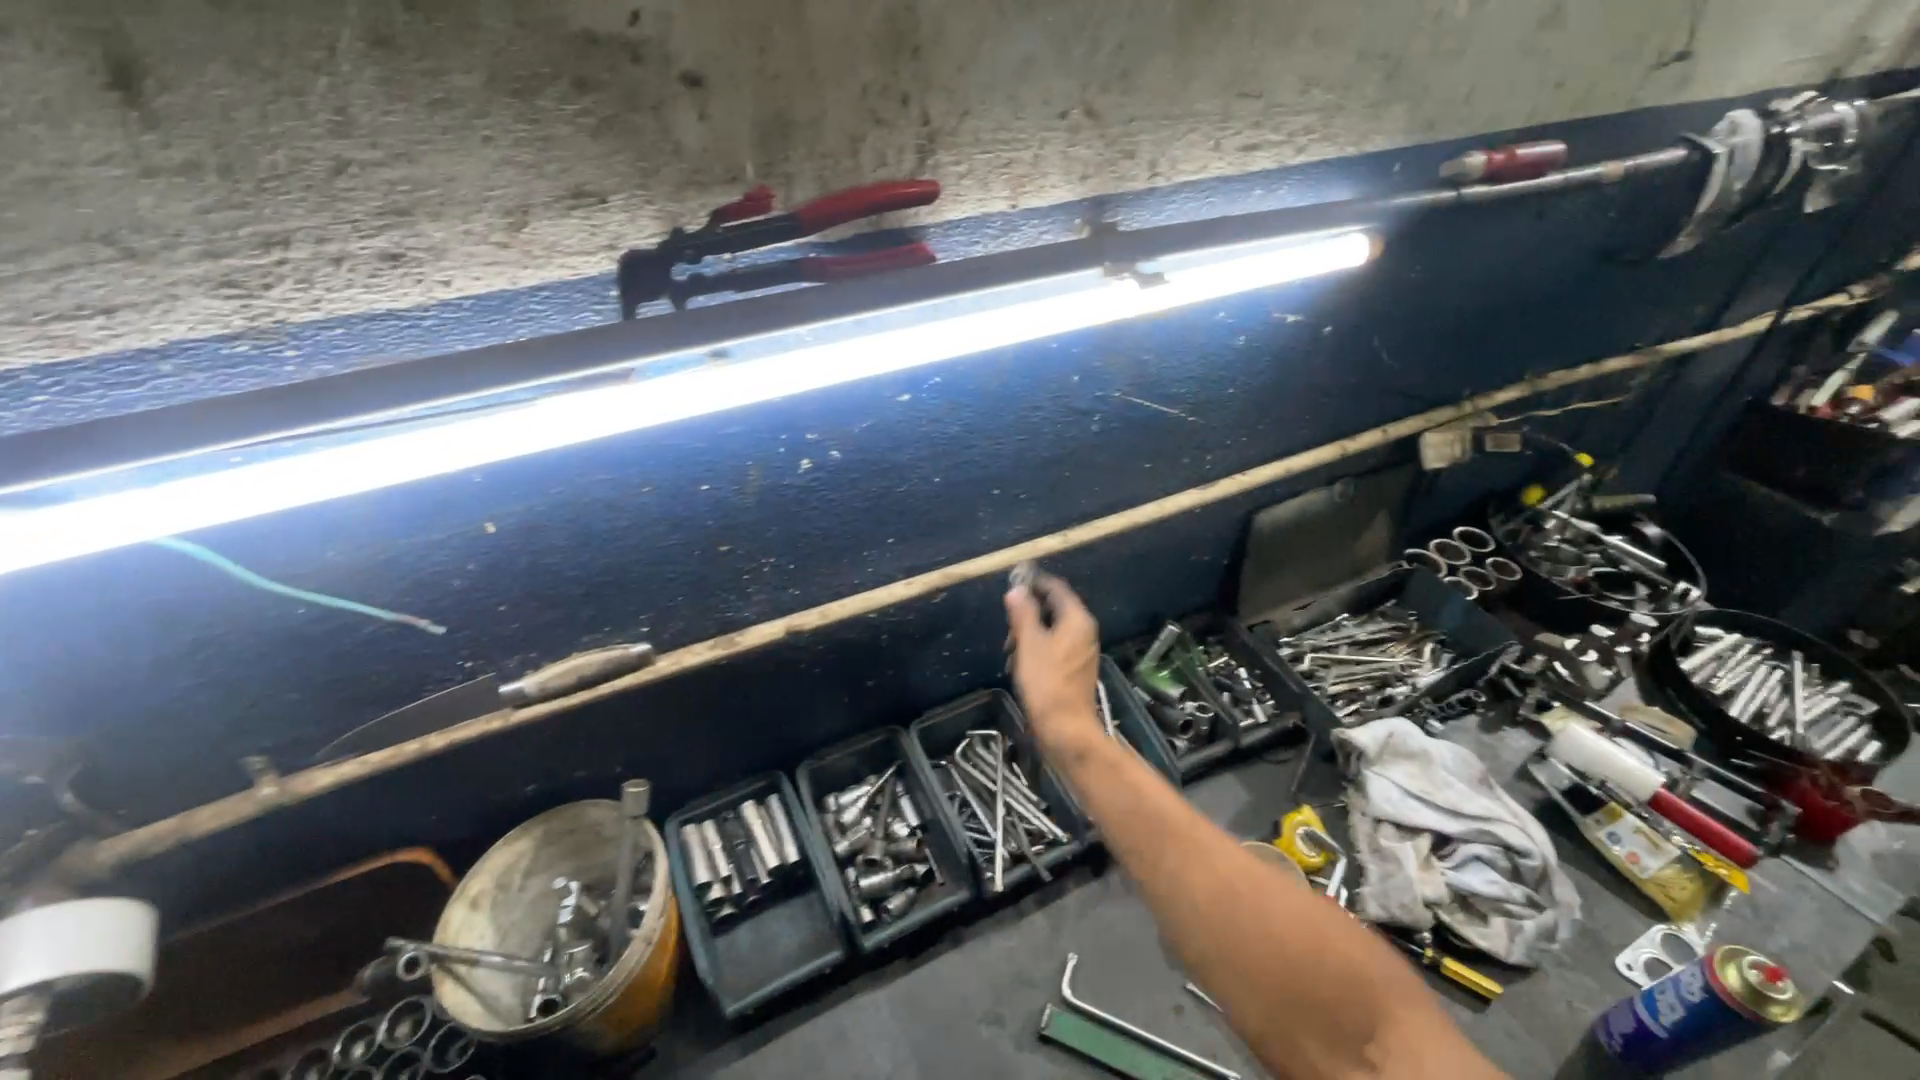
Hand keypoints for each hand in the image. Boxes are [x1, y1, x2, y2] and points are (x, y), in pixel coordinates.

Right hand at [1004, 572, 1103, 759]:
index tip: (1013, 583)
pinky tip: (1021, 665)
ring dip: (1029, 634)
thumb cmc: (1046, 682)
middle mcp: (1084, 631)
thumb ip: (1023, 613)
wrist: (1065, 727)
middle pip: (1054, 608)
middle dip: (1028, 613)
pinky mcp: (1075, 668)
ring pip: (1052, 630)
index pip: (1056, 588)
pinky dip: (1037, 650)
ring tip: (1011, 651)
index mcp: (1077, 619)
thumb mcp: (1028, 643)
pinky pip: (1055, 648)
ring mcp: (1082, 650)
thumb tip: (1017, 590)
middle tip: (1008, 628)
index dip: (1034, 583)